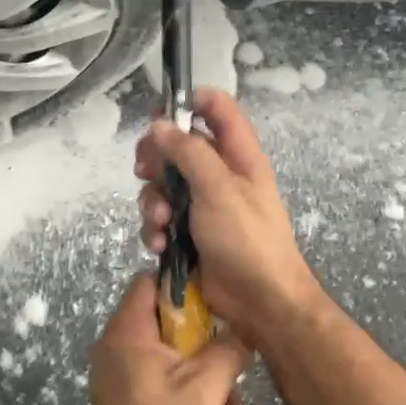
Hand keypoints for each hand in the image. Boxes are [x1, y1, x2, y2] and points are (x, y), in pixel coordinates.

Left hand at [84, 272, 249, 404]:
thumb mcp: (207, 387)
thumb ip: (229, 348)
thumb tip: (245, 326)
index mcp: (127, 331)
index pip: (149, 280)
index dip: (184, 284)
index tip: (216, 301)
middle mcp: (114, 343)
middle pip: (162, 317)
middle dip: (202, 337)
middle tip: (230, 356)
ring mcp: (115, 370)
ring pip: (165, 350)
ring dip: (200, 368)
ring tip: (229, 401)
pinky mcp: (122, 394)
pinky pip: (156, 372)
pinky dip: (184, 384)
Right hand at [135, 87, 323, 341]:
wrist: (261, 302)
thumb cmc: (247, 238)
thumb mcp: (218, 188)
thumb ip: (187, 152)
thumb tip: (159, 125)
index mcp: (238, 155)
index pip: (217, 109)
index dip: (190, 102)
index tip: (161, 114)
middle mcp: (218, 174)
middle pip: (177, 147)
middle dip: (156, 159)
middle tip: (144, 169)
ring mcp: (202, 205)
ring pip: (162, 185)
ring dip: (153, 201)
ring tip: (161, 222)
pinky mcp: (188, 234)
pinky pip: (161, 219)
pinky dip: (155, 229)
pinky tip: (160, 245)